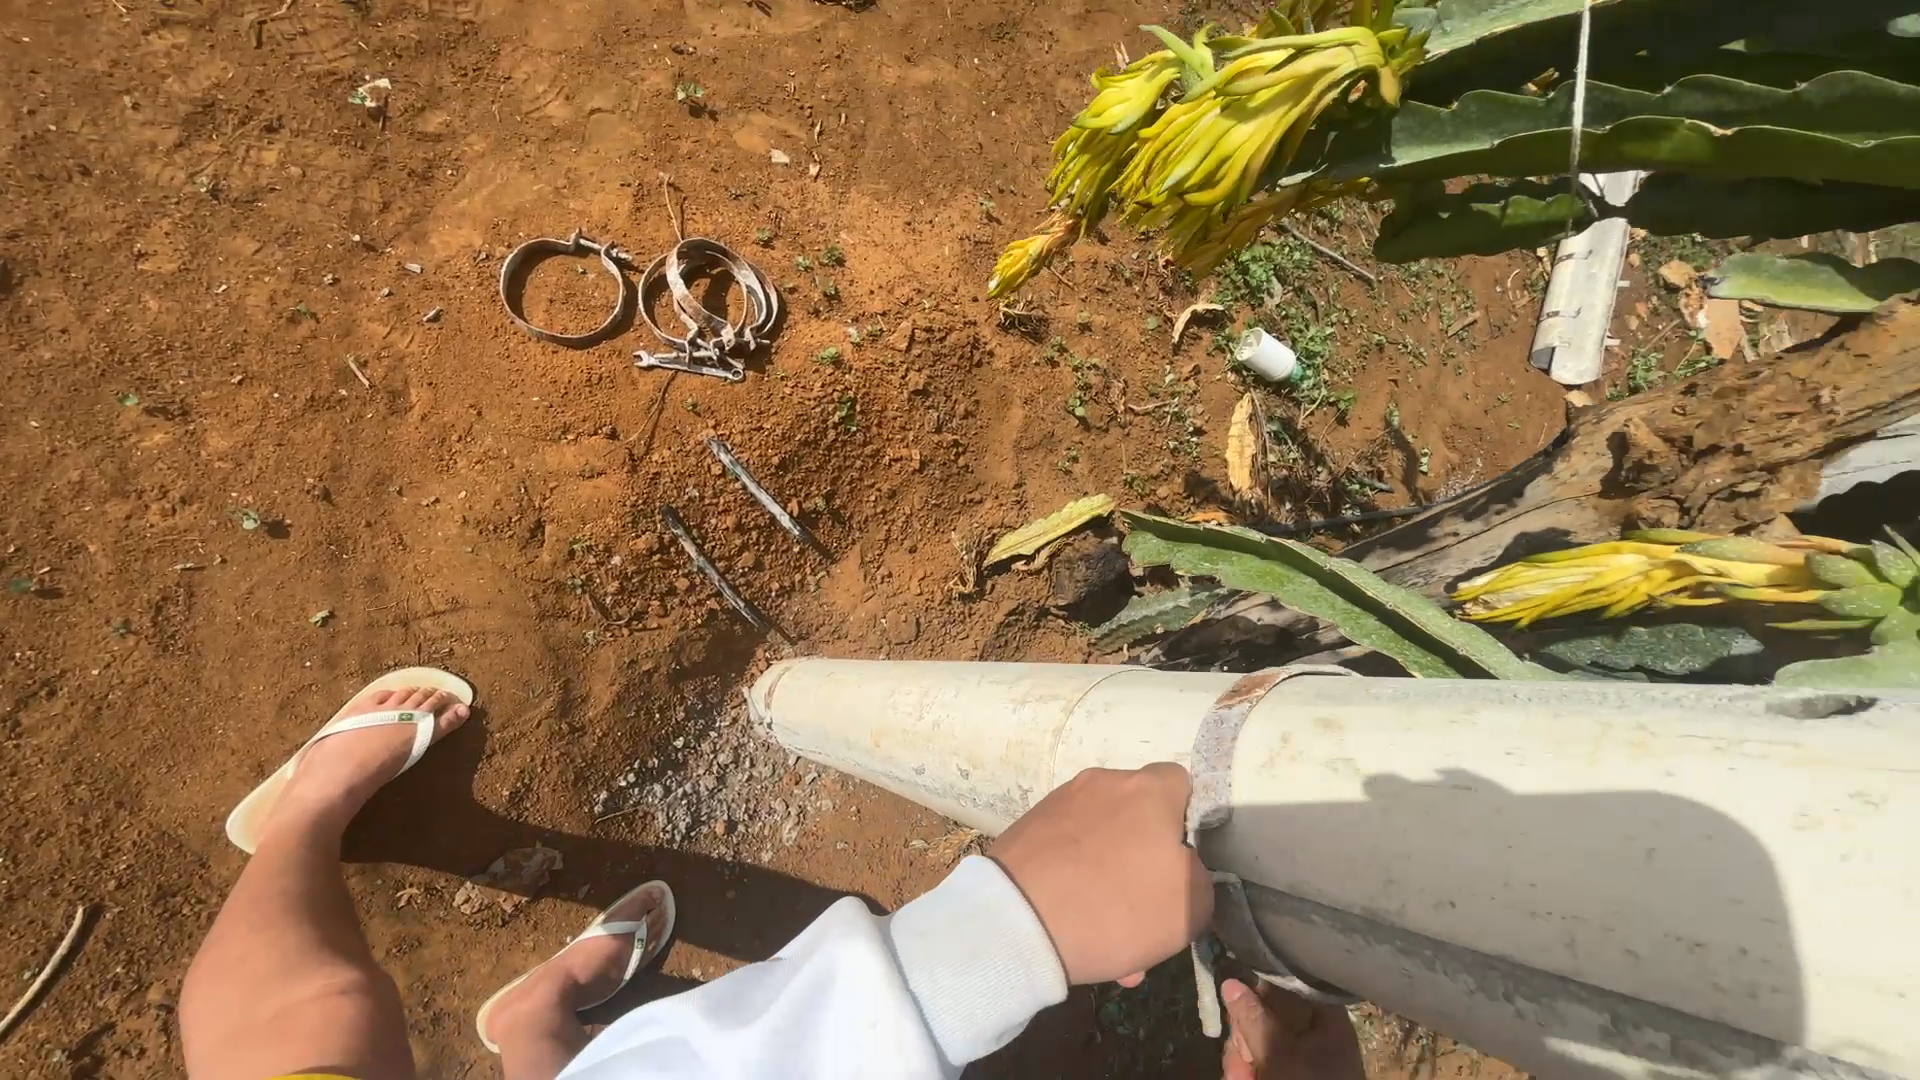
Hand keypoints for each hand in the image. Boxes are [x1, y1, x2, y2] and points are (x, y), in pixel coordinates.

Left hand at [989, 763, 1211, 984]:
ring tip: (1112, 938)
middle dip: (1147, 862)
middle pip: (1138, 816)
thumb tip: (1182, 864)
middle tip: (1149, 914)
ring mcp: (1061, 802)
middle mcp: (1102, 782)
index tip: (1185, 862)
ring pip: (1103, 841)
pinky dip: (1078, 882)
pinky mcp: (1030, 826)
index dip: (1188, 821)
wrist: (1019, 919)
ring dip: (1113, 879)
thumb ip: (1200, 875)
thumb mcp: (1190, 904)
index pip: (1180, 783)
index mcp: (1146, 789)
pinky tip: (1078, 927)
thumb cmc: (1116, 904)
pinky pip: (1070, 853)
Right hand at [1221, 978, 1365, 1079]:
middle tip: (1240, 1058)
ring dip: (1240, 1058)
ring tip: (1238, 1078)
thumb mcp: (1278, 1055)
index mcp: (1327, 1022)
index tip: (1240, 993)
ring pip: (1258, 1041)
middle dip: (1244, 1036)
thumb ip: (1252, 1017)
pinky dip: (1246, 1072)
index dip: (1263, 982)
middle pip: (1267, 1013)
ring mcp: (1304, 1061)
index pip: (1293, 981)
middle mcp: (1316, 1036)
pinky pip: (1260, 1063)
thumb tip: (1230, 982)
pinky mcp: (1289, 1076)